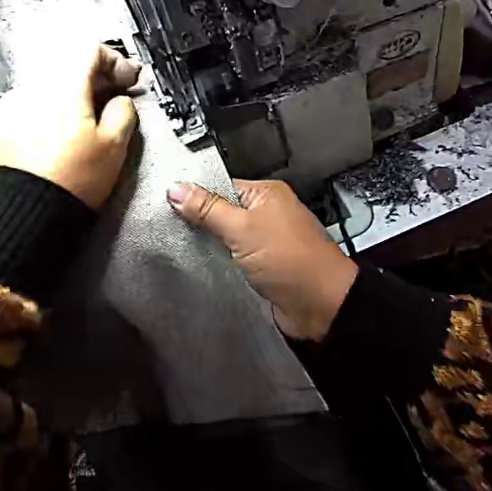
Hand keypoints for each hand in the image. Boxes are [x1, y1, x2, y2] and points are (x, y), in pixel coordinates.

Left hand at [0, 43, 141, 209]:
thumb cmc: (71, 180)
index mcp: (64, 86)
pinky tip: (69, 132)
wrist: (25, 212)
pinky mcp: (6, 126)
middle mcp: (35, 88)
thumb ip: (124, 112)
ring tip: (95, 117)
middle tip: (117, 96)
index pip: (90, 49)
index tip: (129, 80)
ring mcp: (15, 106)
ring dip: (77, 92)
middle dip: (97, 75)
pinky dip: (57, 108)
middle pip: (68, 62)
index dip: (116, 60)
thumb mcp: (115, 146)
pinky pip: (37, 104)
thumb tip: (122, 102)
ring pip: (52, 83)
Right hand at [167, 179, 358, 339]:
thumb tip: (178, 190)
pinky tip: (212, 269)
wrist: (321, 304)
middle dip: (203, 224)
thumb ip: (208, 209)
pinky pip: (235, 261)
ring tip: (197, 253)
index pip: (220, 185)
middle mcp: (268, 214)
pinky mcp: (264, 267)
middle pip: (222, 213)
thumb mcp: (242, 228)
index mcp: (267, 194)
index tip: (171, 206)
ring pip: (227, 239)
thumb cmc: (295, 262)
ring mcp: (267, 241)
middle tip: (182, 233)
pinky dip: (223, 265)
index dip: (196, 196)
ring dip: (214, 248)